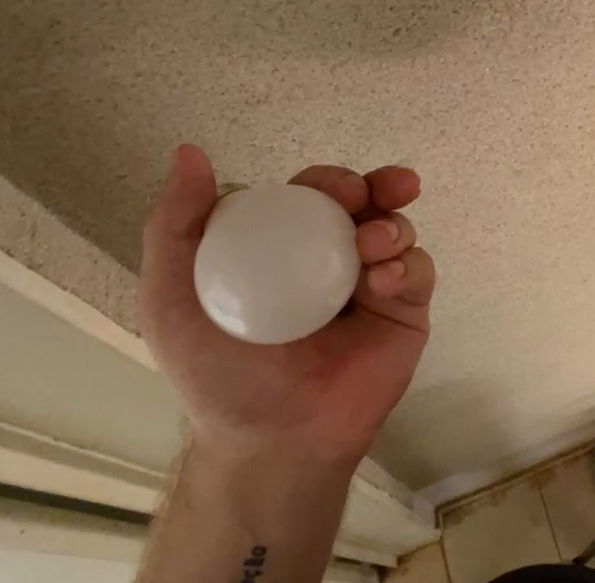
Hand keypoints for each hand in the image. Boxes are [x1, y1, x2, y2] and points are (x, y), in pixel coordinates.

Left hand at [138, 145, 435, 468]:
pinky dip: (409, 266)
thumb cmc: (220, 373)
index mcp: (287, 247)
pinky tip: (386, 281)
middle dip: (380, 187)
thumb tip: (188, 153)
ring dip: (393, 226)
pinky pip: (420, 272)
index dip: (333, 181)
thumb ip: (175, 226)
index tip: (342, 188)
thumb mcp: (174, 300)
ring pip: (399, 230)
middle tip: (376, 195)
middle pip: (368, 203)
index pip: (316, 197)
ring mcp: (374, 283)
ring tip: (376, 247)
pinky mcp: (407, 311)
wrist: (271, 441)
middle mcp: (334, 258)